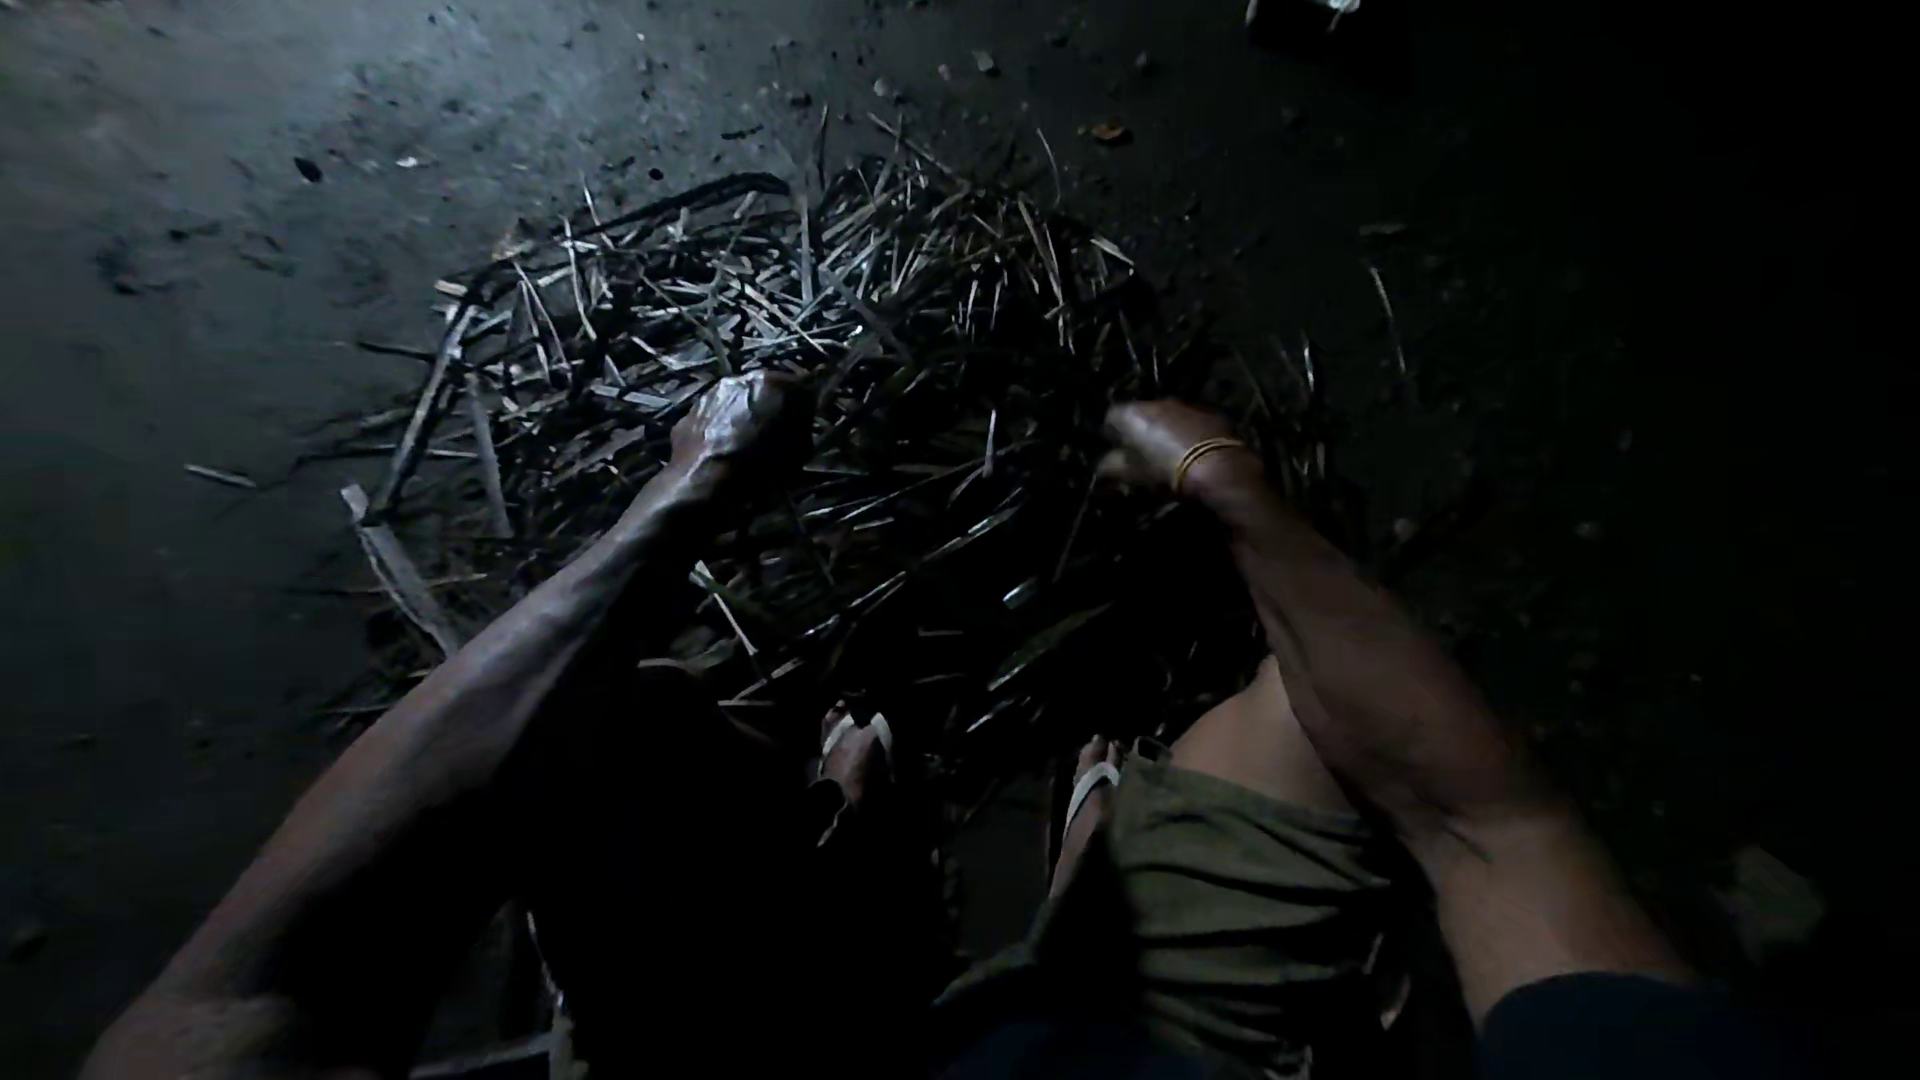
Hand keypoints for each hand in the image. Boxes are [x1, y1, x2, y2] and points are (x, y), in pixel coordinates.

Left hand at [669, 370, 811, 486]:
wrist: (707, 480)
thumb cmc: (763, 464)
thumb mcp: (801, 450)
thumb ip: (802, 428)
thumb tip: (798, 424)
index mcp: (775, 383)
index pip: (801, 389)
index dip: (803, 409)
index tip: (803, 426)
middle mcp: (743, 378)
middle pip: (765, 391)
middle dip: (771, 408)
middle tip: (774, 433)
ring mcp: (712, 393)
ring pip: (736, 401)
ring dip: (743, 415)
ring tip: (745, 443)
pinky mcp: (690, 411)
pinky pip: (714, 417)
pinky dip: (721, 428)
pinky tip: (723, 450)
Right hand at [1100, 400, 1260, 497]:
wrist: (1220, 468)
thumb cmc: (1166, 471)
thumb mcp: (1132, 475)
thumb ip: (1111, 467)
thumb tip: (1103, 465)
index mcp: (1132, 414)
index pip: (1110, 418)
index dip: (1111, 437)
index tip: (1116, 454)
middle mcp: (1157, 402)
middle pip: (1139, 415)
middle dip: (1138, 432)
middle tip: (1141, 457)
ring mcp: (1185, 405)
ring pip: (1165, 417)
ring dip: (1163, 431)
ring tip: (1168, 456)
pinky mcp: (1209, 413)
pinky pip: (1188, 421)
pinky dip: (1185, 433)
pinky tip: (1190, 453)